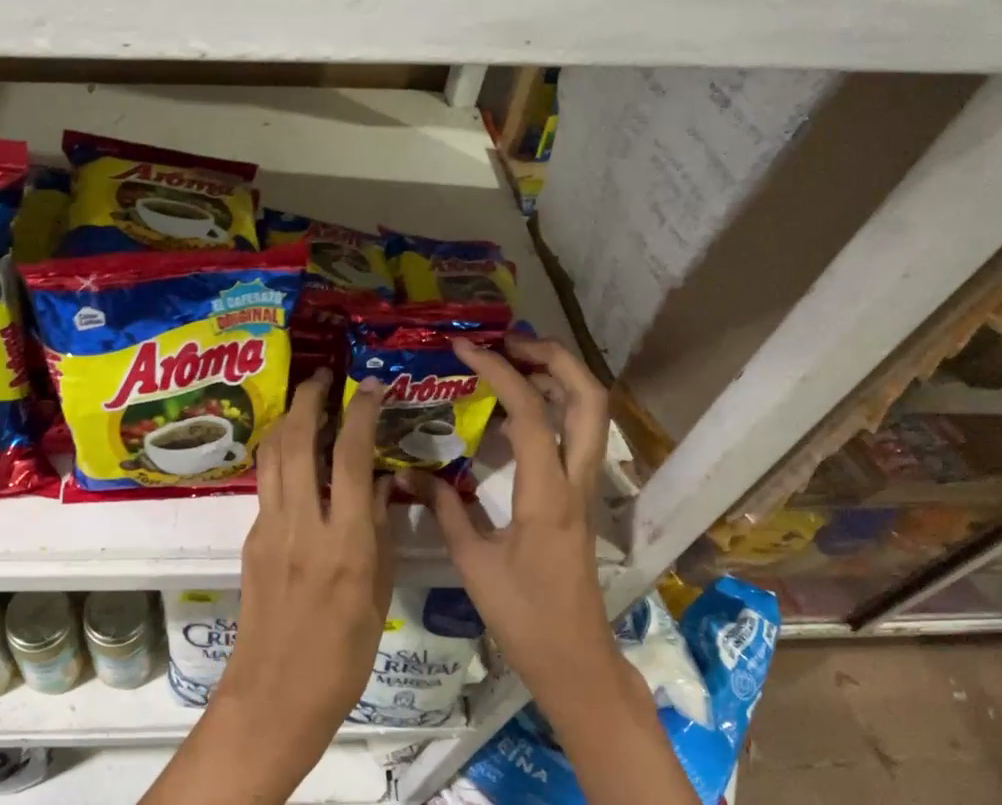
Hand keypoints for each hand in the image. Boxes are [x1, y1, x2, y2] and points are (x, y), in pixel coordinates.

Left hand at [217, 369, 395, 738]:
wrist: (276, 695)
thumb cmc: (343, 657)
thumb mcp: (379, 594)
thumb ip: (379, 533)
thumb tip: (379, 484)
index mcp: (346, 543)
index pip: (352, 456)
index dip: (362, 412)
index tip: (372, 386)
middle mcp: (303, 524)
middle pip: (299, 440)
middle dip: (310, 399)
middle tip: (325, 377)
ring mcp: (269, 528)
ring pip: (273, 454)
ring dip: (288, 419)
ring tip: (306, 401)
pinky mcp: (251, 538)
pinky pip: (267, 482)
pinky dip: (280, 454)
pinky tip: (294, 454)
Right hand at [396, 333, 615, 687]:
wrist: (576, 660)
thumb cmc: (523, 615)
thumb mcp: (472, 562)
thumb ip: (445, 510)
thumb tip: (409, 476)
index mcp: (547, 494)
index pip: (531, 412)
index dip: (499, 370)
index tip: (464, 349)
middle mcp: (577, 481)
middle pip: (588, 398)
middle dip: (553, 358)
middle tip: (508, 341)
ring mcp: (586, 489)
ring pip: (592, 414)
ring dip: (559, 377)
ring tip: (513, 360)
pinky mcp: (583, 499)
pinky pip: (578, 436)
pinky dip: (555, 406)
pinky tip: (518, 411)